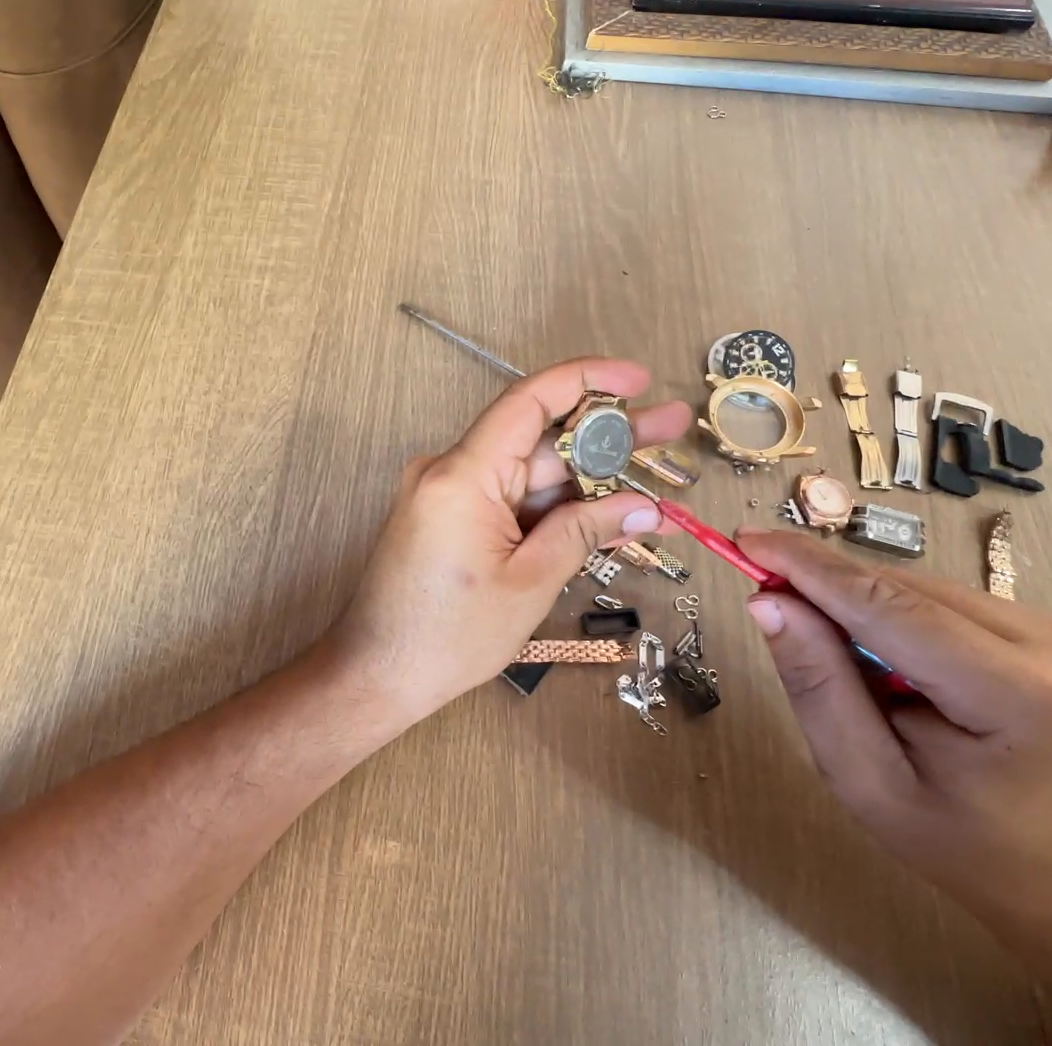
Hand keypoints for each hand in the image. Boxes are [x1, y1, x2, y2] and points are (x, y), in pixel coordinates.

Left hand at [320, 358, 690, 721]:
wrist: (379, 672)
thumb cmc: (448, 636)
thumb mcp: (529, 582)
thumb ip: (585, 531)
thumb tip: (646, 506)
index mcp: (462, 474)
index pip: (528, 400)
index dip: (588, 380)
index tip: (639, 379)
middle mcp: (449, 472)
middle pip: (538, 439)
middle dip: (607, 437)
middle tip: (673, 427)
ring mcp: (448, 497)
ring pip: (530, 475)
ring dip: (589, 480)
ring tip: (658, 478)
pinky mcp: (450, 521)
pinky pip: (511, 503)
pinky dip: (555, 510)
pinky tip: (611, 516)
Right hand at [736, 530, 1051, 934]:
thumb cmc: (967, 849)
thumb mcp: (867, 780)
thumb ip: (818, 685)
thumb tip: (769, 602)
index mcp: (1028, 700)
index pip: (890, 606)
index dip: (809, 567)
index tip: (746, 539)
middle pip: (913, 593)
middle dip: (834, 593)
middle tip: (771, 603)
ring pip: (937, 594)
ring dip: (874, 612)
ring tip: (856, 671)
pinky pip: (966, 608)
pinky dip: (914, 623)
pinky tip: (904, 670)